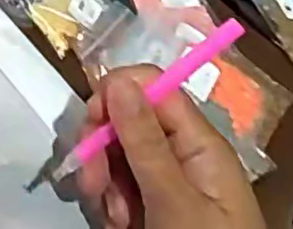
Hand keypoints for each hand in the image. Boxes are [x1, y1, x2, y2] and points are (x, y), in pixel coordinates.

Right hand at [75, 66, 263, 228]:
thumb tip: (117, 78)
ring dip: (102, 177)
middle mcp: (182, 154)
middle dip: (101, 142)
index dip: (116, 90)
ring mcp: (166, 182)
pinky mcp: (151, 207)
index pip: (151, 85)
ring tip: (112, 216)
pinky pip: (117, 183)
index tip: (92, 118)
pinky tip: (116, 224)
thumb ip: (144, 141)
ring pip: (115, 150)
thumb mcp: (176, 205)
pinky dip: (108, 199)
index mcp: (199, 144)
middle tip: (93, 180)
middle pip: (126, 116)